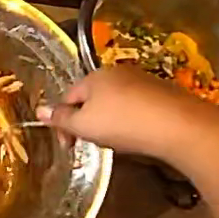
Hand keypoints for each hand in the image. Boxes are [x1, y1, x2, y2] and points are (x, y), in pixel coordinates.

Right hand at [39, 65, 218, 162]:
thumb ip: (61, 119)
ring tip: (116, 143)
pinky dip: (131, 121)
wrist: (179, 126)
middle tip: (92, 144)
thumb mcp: (84, 125)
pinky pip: (137, 107)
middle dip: (87, 121)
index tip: (68, 145)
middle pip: (92, 98)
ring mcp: (143, 80)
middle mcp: (118, 72)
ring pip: (115, 102)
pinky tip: (138, 136)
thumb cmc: (123, 124)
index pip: (68, 97)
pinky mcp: (163, 93)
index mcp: (94, 76)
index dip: (63, 123)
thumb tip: (39, 110)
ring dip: (109, 122)